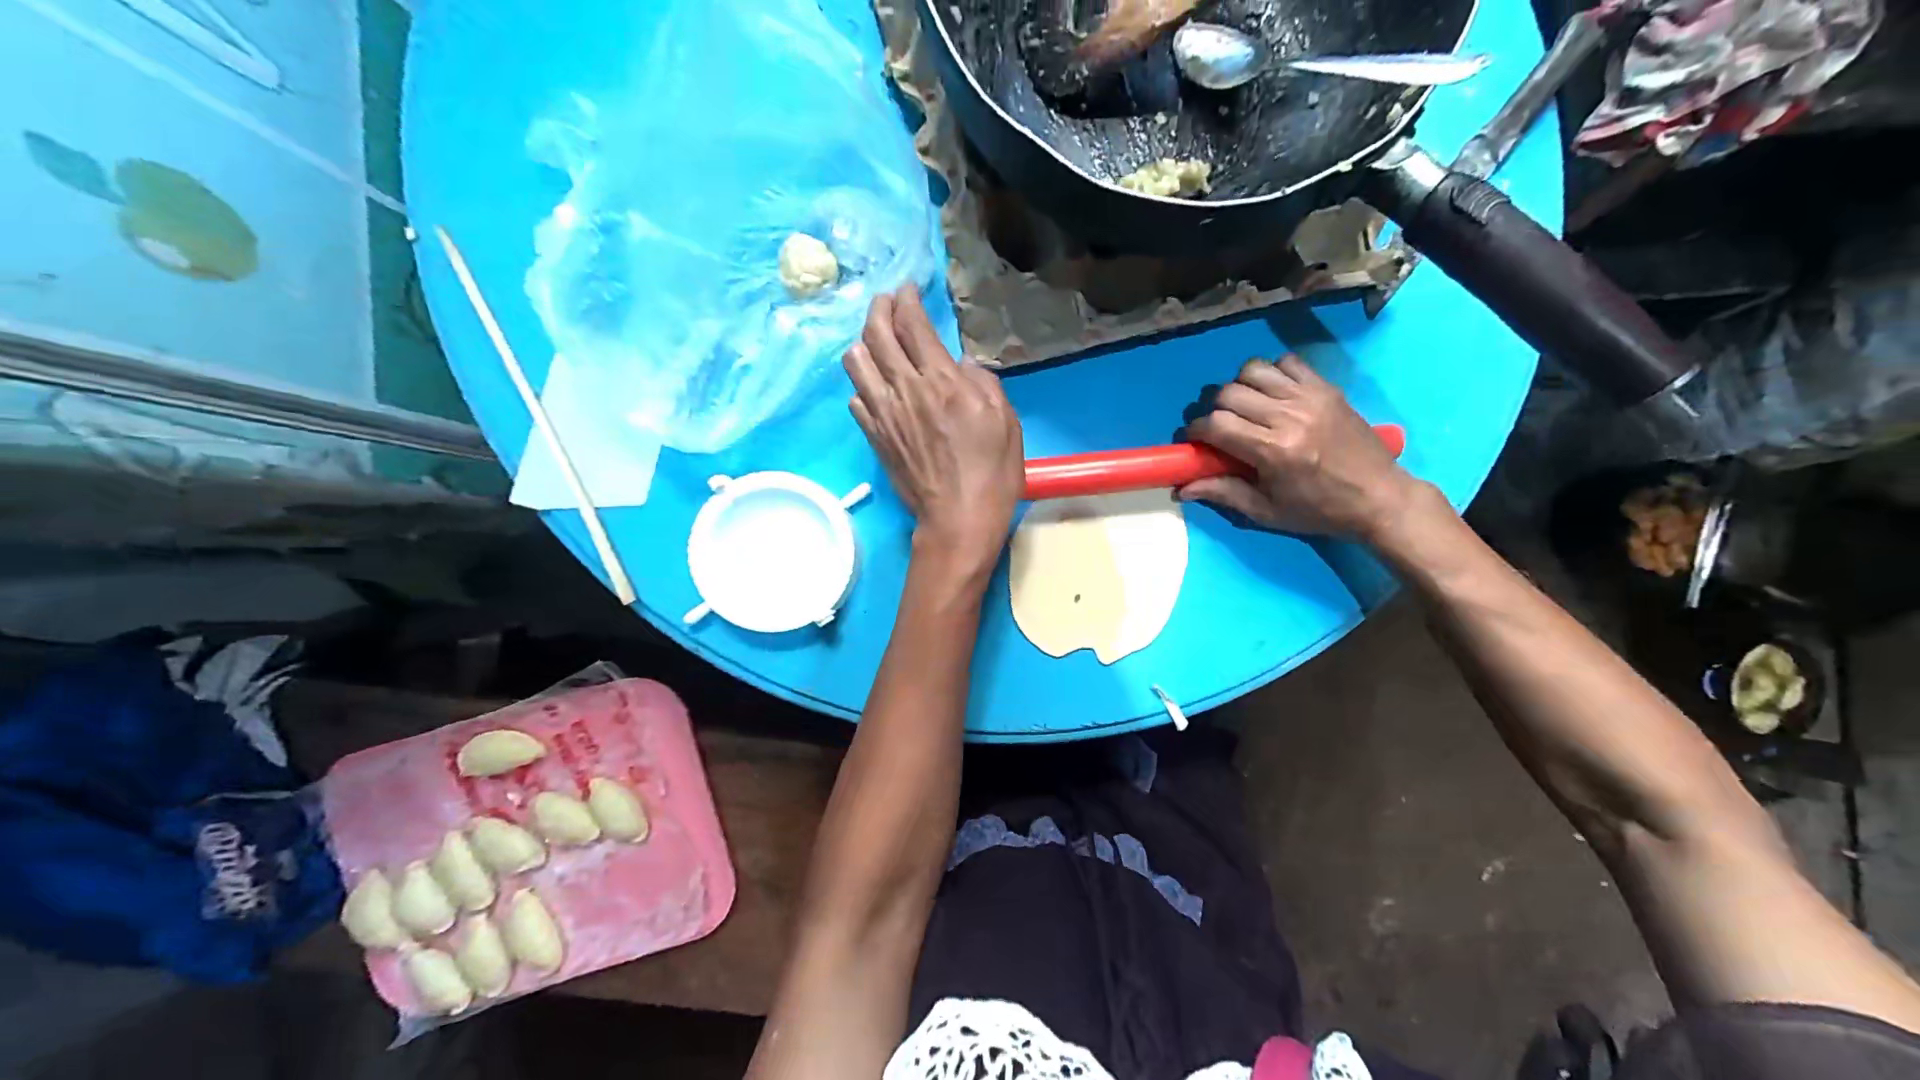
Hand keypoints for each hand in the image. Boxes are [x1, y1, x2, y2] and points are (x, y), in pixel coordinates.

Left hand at [844, 285, 1023, 572]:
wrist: (958, 518)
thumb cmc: (992, 471)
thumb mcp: (1004, 419)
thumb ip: (981, 381)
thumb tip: (960, 363)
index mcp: (940, 381)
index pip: (912, 325)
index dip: (906, 299)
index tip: (907, 289)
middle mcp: (904, 390)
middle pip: (877, 334)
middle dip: (879, 308)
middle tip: (886, 301)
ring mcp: (883, 414)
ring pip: (856, 362)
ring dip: (862, 341)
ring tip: (873, 338)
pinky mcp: (874, 437)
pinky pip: (855, 398)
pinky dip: (861, 383)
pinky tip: (873, 384)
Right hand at [1179, 355, 1420, 541]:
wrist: (1379, 497)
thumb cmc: (1318, 510)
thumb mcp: (1266, 511)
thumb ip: (1223, 493)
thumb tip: (1182, 488)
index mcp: (1272, 450)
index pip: (1216, 424)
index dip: (1197, 430)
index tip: (1197, 440)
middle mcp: (1289, 416)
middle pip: (1229, 393)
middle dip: (1214, 409)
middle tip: (1220, 427)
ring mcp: (1310, 397)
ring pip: (1254, 370)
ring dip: (1240, 386)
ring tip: (1246, 407)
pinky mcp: (1326, 387)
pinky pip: (1287, 362)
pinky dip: (1272, 373)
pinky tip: (1273, 393)